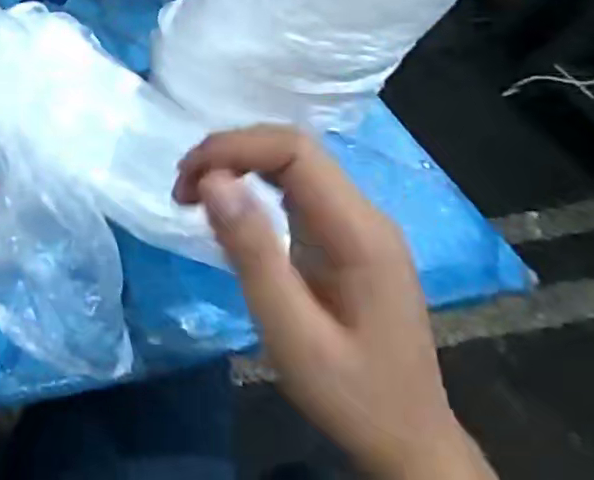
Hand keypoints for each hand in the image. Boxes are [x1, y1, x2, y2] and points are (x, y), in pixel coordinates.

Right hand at [175, 126, 493, 479]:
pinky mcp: (344, 235)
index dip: (234, 148)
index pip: (294, 150)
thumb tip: (212, 180)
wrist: (411, 445)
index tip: (187, 179)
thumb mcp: (292, 336)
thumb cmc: (352, 396)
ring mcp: (358, 222)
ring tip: (194, 195)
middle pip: (293, 148)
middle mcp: (364, 213)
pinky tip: (228, 210)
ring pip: (292, 162)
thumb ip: (253, 255)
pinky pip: (295, 188)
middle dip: (230, 153)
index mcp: (359, 231)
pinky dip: (253, 184)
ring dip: (238, 164)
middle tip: (182, 189)